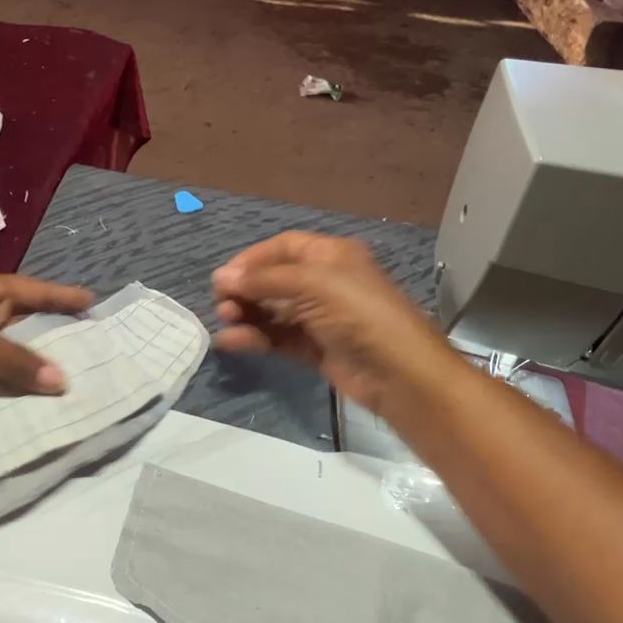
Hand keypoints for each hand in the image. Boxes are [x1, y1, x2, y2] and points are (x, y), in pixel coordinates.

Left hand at [0, 269, 95, 403]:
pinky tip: (17, 394)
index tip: (93, 301)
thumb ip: (18, 362)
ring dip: (24, 360)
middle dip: (49, 332)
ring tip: (59, 376)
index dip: (63, 296)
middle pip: (21, 318)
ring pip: (1, 345)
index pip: (36, 291)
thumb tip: (62, 380)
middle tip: (85, 347)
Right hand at [212, 231, 460, 411]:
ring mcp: (321, 317)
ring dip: (247, 314)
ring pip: (273, 310)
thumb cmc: (361, 315)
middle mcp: (326, 282)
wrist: (401, 375)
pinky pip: (278, 337)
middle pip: (275, 279)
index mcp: (332, 256)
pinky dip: (256, 338)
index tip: (225, 276)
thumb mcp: (313, 284)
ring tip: (226, 322)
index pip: (284, 248)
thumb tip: (221, 277)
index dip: (253, 258)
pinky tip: (233, 342)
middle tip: (222, 304)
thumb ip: (265, 280)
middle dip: (246, 289)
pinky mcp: (316, 348)